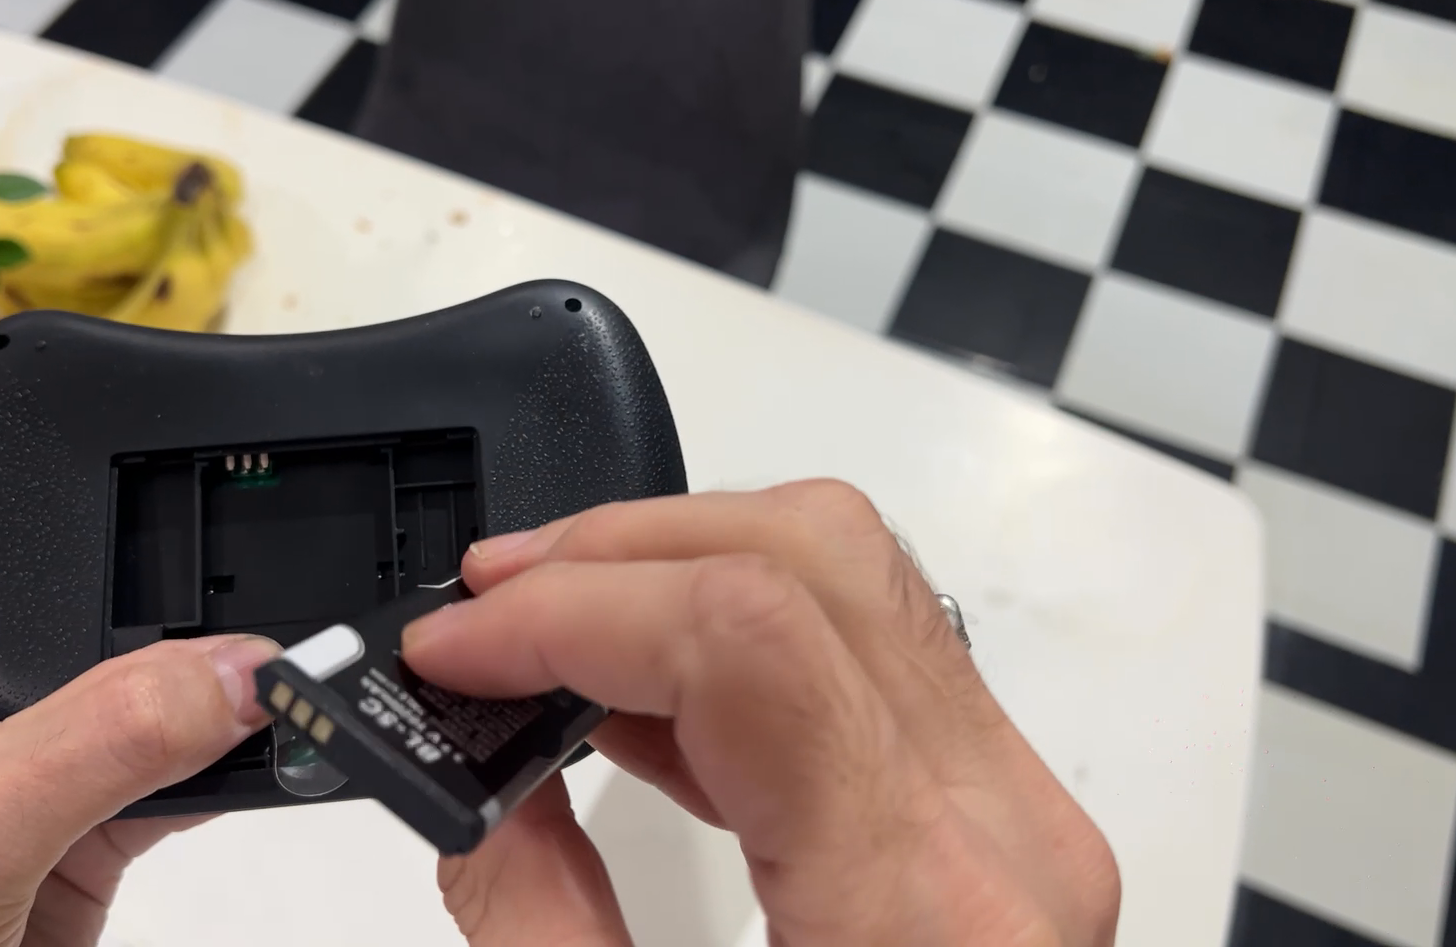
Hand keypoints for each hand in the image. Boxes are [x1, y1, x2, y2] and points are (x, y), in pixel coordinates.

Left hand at [0, 443, 281, 946]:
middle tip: (266, 525)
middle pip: (97, 572)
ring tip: (285, 643)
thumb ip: (100, 737)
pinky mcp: (101, 803)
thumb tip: (243, 667)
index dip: (43, 433)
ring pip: (160, 664)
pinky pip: (197, 743)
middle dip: (180, 551)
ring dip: (226, 660)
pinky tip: (278, 724)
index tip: (149, 408)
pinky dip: (247, 736)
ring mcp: (46, 742)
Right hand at [403, 482, 1120, 945]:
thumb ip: (535, 923)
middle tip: (497, 595)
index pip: (741, 636)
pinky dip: (710, 623)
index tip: (453, 644)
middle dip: (619, 546)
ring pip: (830, 563)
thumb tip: (482, 768)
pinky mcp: (977, 791)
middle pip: (803, 550)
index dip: (569, 608)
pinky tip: (625, 681)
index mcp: (925, 914)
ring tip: (545, 617)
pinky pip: (836, 635)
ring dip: (666, 562)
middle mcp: (996, 819)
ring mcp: (1002, 792)